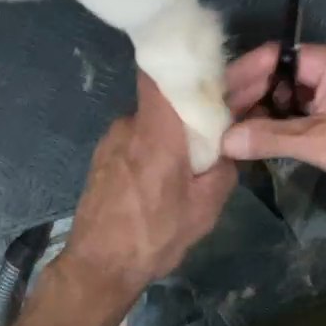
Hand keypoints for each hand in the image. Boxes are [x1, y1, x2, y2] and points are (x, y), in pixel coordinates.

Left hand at [60, 73, 235, 298]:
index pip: (161, 71)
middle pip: (166, 95)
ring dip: (173, 129)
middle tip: (222, 114)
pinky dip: (155, 145)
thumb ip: (223, 168)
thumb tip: (228, 145)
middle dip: (193, 101)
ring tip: (193, 154)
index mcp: (156, 128)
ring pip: (153, 120)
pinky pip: (137, 138)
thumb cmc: (154, 235)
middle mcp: (131, 123)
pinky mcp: (104, 156)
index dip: (184, 58)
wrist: (97, 268)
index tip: (211, 57)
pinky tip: (165, 173)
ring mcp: (113, 138)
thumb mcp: (205, 208)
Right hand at [222, 43, 325, 200]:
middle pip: (280, 72)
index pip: (274, 56)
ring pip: (290, 91)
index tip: (217, 94)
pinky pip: (303, 105)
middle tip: (222, 117)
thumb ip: (270, 138)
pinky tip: (264, 137)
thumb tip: (224, 140)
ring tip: (237, 130)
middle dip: (251, 94)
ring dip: (265, 109)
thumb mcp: (319, 143)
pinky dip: (284, 119)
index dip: (243, 74)